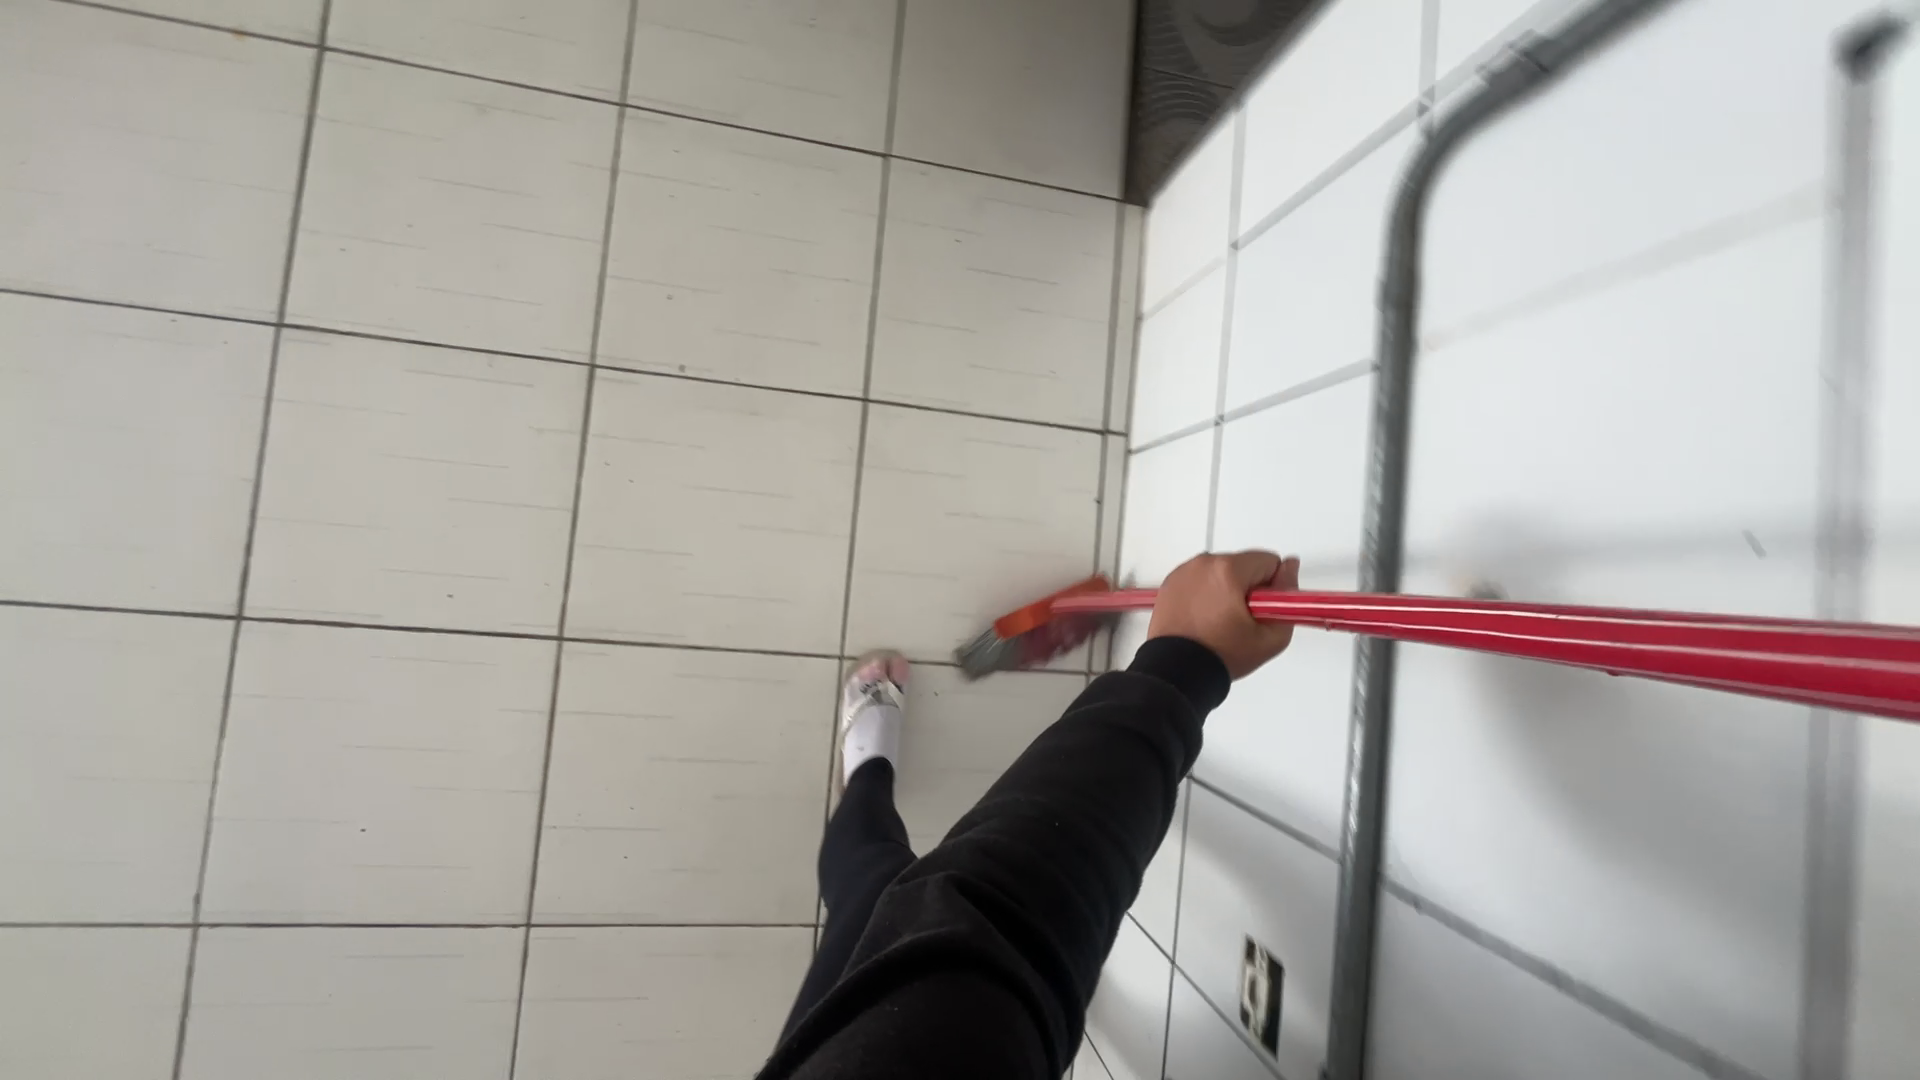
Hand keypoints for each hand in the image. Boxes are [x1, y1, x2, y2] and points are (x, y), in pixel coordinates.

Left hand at [1147, 551, 1301, 678]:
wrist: (1177, 671)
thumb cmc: (1219, 655)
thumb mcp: (1271, 635)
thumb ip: (1288, 595)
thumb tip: (1290, 567)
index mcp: (1226, 569)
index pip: (1269, 561)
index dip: (1272, 588)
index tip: (1262, 609)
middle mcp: (1202, 563)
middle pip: (1243, 565)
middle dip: (1248, 588)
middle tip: (1241, 620)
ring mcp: (1182, 572)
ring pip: (1221, 573)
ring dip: (1226, 591)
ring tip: (1220, 622)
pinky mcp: (1170, 583)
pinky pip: (1199, 580)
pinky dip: (1205, 594)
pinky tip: (1204, 619)